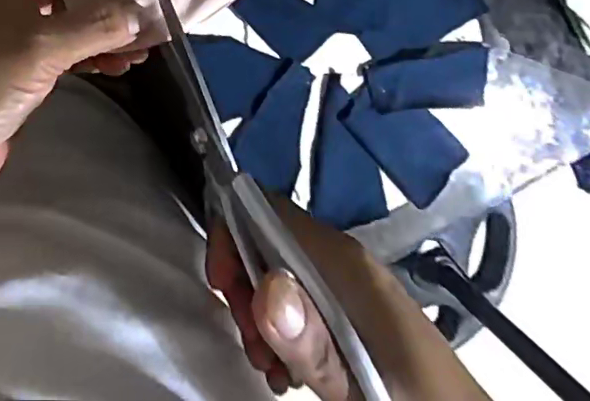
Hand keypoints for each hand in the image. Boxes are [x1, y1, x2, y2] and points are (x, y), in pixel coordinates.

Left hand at [0, 0, 145, 212]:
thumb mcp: (40, 47)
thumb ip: (92, 25)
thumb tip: (139, 10)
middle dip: (113, 0)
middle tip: (162, 12)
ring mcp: (16, 36)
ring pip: (72, 23)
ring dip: (108, 32)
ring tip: (151, 45)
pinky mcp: (22, 70)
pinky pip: (66, 52)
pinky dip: (94, 55)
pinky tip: (124, 64)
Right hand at [207, 202, 390, 400]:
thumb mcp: (367, 391)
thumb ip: (316, 346)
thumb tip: (265, 287)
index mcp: (347, 264)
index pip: (263, 207)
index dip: (230, 233)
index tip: (222, 285)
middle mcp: (346, 261)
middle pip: (263, 238)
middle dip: (241, 282)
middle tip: (248, 337)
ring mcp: (352, 285)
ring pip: (276, 268)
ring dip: (256, 310)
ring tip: (269, 363)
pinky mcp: (356, 311)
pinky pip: (298, 294)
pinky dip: (279, 324)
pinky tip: (288, 366)